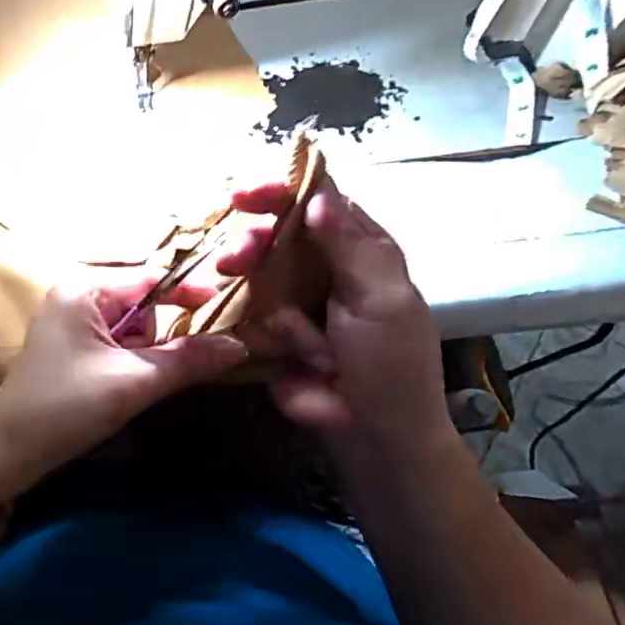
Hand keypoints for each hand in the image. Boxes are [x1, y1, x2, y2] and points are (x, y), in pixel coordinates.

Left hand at [0, 276, 248, 483]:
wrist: (9, 450)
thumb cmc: (66, 407)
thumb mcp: (132, 382)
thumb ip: (186, 360)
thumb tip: (241, 345)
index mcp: (83, 288)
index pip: (151, 277)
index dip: (189, 291)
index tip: (226, 305)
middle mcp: (75, 294)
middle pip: (143, 301)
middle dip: (159, 333)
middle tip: (158, 367)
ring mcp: (71, 321)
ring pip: (132, 326)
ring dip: (144, 352)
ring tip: (130, 384)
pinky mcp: (71, 346)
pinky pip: (116, 342)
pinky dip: (130, 361)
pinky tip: (122, 386)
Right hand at [216, 178, 452, 459]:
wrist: (371, 432)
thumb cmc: (390, 361)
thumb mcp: (381, 298)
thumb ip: (349, 245)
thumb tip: (317, 195)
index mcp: (357, 249)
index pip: (317, 202)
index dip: (281, 192)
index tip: (244, 195)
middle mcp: (319, 267)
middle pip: (273, 235)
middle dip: (252, 245)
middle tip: (235, 259)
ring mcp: (289, 299)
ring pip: (252, 274)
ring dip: (251, 290)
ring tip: (266, 319)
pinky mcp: (266, 331)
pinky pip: (244, 314)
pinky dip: (252, 328)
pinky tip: (270, 349)